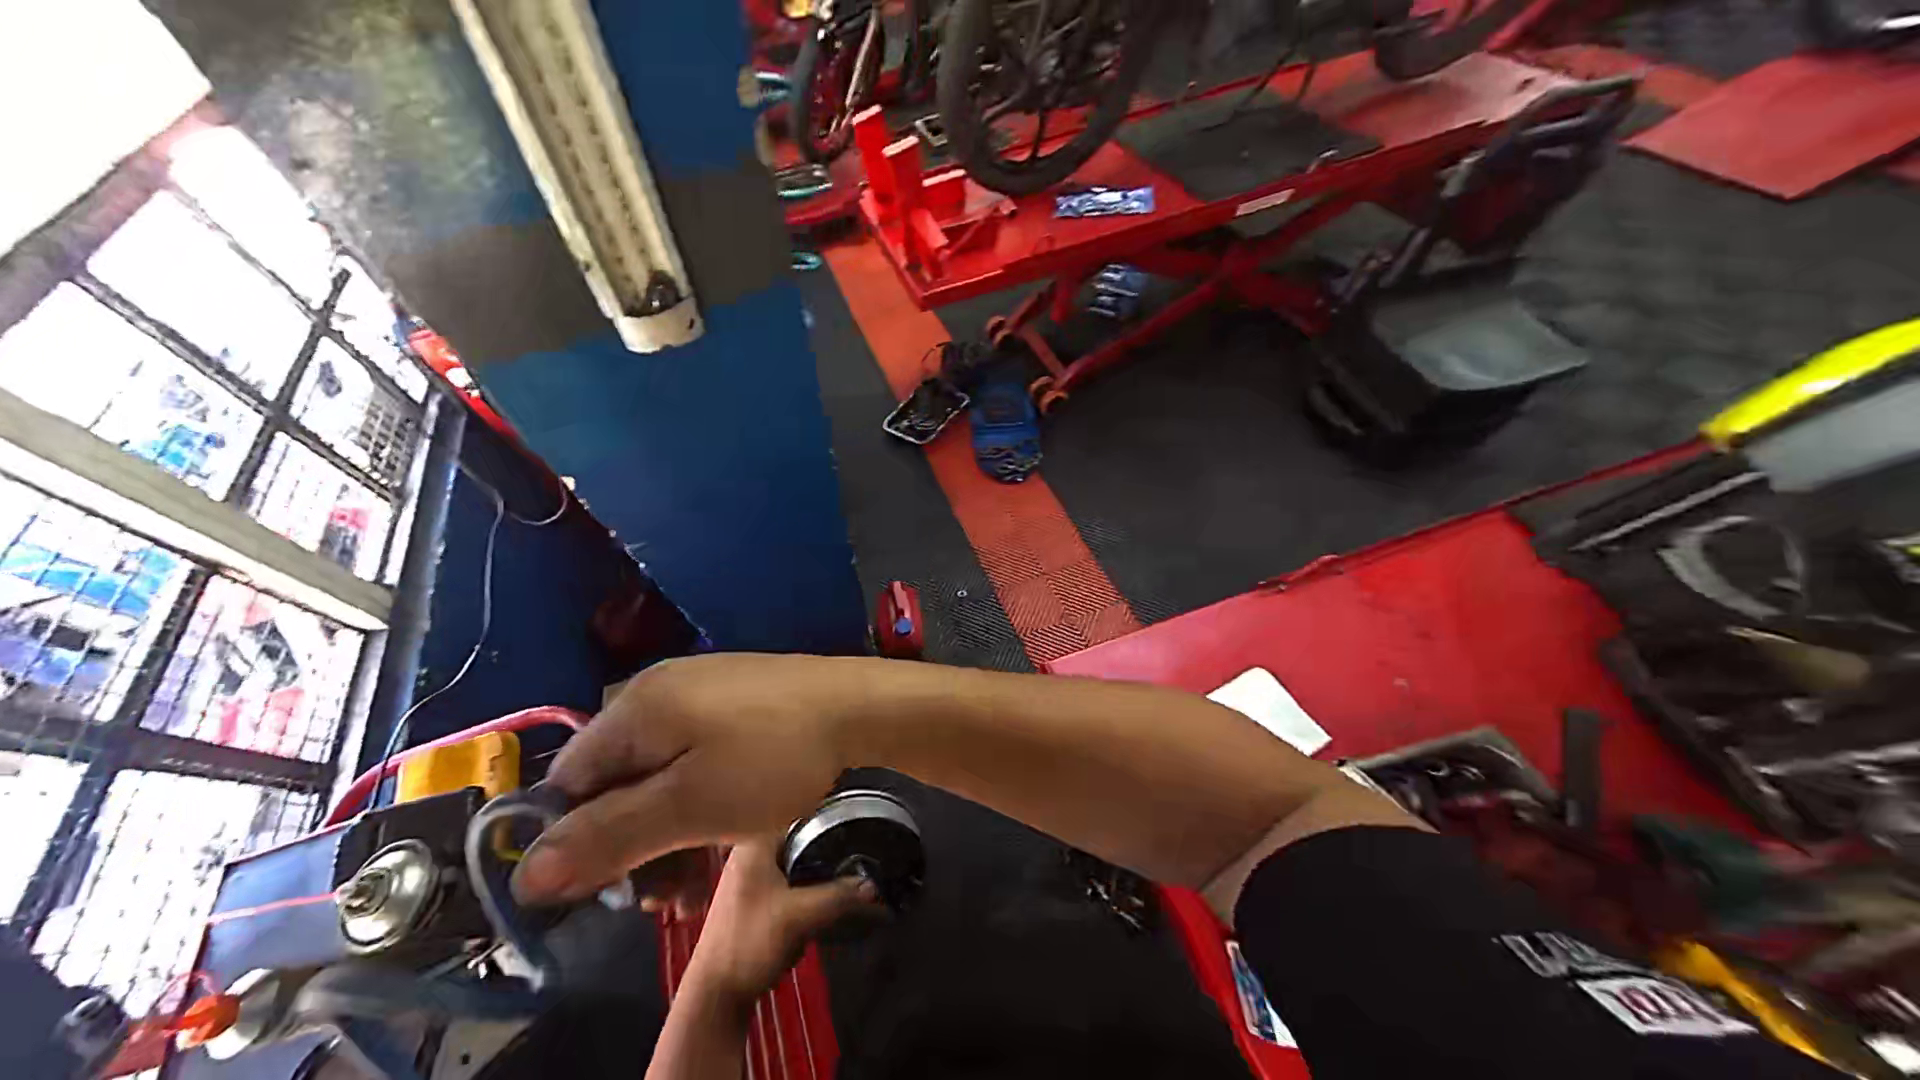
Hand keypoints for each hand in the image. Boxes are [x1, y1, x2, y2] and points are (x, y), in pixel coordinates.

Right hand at [513, 653, 897, 904]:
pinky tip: (721, 836)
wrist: (859, 707)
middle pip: (616, 780)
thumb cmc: (773, 758)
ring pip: (661, 774)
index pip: (568, 782)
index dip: (576, 840)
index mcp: (635, 708)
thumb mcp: (688, 807)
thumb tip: (524, 873)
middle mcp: (659, 691)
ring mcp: (702, 693)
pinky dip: (700, 801)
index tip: (611, 887)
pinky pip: (697, 758)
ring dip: (668, 832)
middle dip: (630, 843)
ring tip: (692, 886)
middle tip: (663, 898)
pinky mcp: (736, 703)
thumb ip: (607, 837)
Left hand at [683, 837, 878, 1004]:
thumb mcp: (799, 917)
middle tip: (858, 854)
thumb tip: (873, 887)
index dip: (828, 818)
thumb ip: (838, 897)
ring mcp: (751, 879)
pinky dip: (810, 889)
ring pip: (798, 863)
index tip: (856, 824)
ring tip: (848, 877)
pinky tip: (827, 900)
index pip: (799, 815)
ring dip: (821, 872)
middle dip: (829, 849)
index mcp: (754, 844)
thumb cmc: (748, 944)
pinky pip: (792, 883)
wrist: (715, 997)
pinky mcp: (755, 903)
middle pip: (801, 839)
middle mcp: (750, 854)